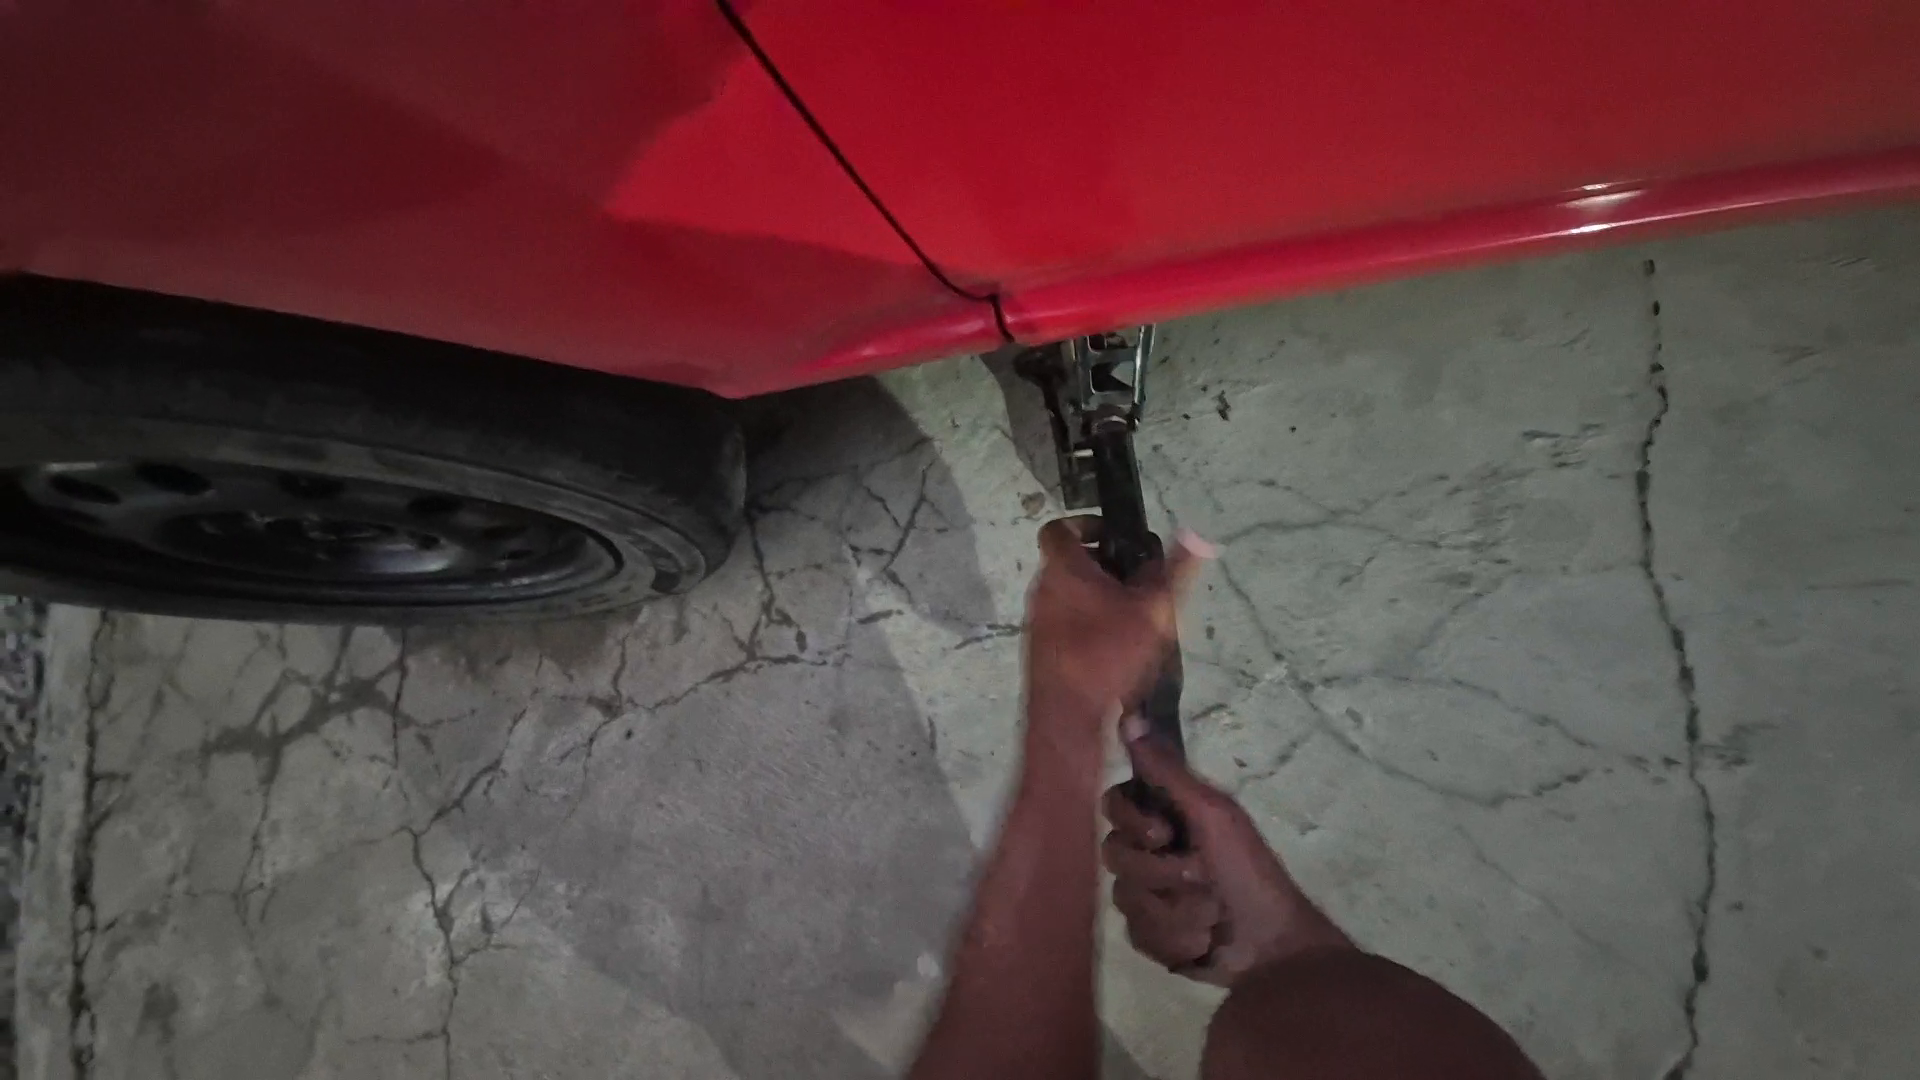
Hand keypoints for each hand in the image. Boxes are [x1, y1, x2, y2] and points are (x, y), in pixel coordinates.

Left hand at [1023, 517, 1208, 728]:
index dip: (1086, 524)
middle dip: (1100, 564)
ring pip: (1065, 593)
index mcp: (1062, 569)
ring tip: (1129, 612)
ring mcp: (1036, 620)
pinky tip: (1113, 644)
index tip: (1114, 535)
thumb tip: (1198, 538)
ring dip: (1094, 595)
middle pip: (1066, 562)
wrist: (1068, 712)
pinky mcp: (1038, 648)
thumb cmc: (1108, 652)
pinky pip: (1062, 620)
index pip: (1059, 528)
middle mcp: (1041, 589)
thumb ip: (1176, 571)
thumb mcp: (1154, 609)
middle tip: (1133, 577)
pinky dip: (1084, 620)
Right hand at [1102, 736, 1351, 986]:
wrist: (1272, 946)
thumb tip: (1129, 714)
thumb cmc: (1248, 869)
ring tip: (1210, 913)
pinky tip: (1200, 941)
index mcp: (1160, 814)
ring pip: (1124, 896)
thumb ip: (1164, 768)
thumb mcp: (1210, 812)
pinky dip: (1174, 938)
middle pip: (1114, 852)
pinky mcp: (1150, 934)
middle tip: (1200, 875)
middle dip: (1161, 872)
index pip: (1113, 804)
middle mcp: (1146, 849)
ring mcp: (1146, 892)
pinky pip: (1137, 932)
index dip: (1131, 820)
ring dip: (1174, 908)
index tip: (1163, 833)